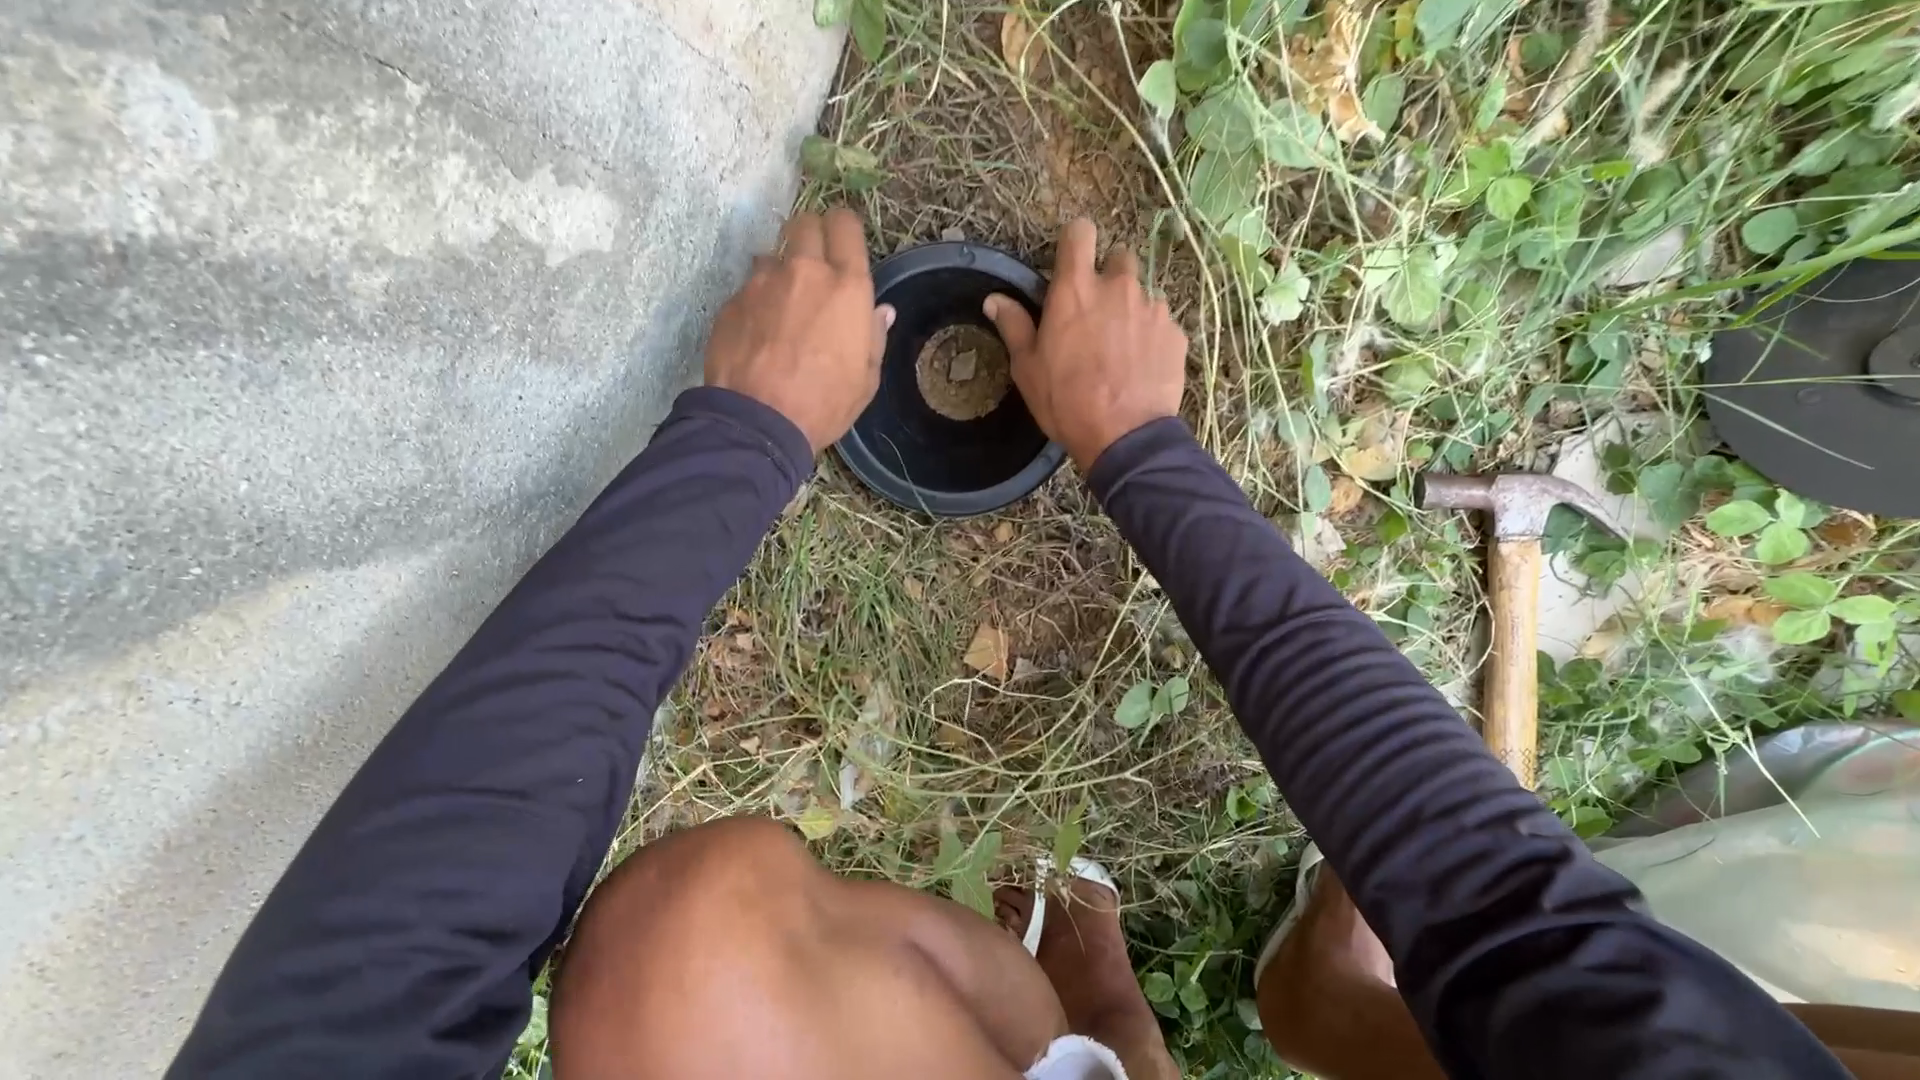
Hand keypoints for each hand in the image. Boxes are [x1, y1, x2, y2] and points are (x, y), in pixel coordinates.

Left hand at [705, 209, 894, 452]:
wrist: (758, 422)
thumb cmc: (824, 404)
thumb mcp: (866, 379)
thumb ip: (873, 336)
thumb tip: (880, 311)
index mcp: (847, 287)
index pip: (845, 225)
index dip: (844, 229)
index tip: (843, 243)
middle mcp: (804, 272)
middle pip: (805, 223)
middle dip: (811, 236)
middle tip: (814, 265)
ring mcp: (762, 283)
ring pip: (773, 254)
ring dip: (780, 270)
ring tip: (781, 304)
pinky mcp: (732, 301)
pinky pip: (748, 287)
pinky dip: (756, 300)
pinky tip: (758, 332)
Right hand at [983, 219, 1187, 471]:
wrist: (1125, 437)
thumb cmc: (1066, 401)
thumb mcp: (1028, 369)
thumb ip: (1015, 326)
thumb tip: (994, 300)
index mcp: (1075, 289)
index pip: (1079, 232)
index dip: (1075, 242)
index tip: (1071, 262)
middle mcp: (1118, 287)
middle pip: (1119, 257)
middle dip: (1109, 276)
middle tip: (1098, 313)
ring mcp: (1152, 308)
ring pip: (1142, 293)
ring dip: (1131, 310)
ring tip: (1121, 348)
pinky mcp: (1175, 333)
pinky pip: (1162, 323)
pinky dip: (1151, 336)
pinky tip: (1140, 367)